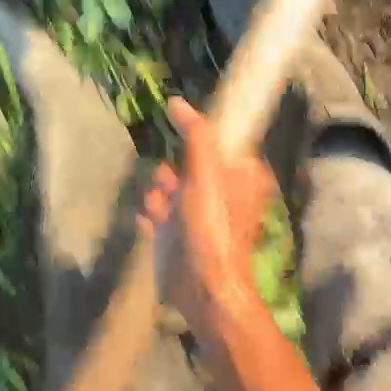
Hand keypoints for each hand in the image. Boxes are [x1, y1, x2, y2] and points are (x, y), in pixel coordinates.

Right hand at [138, 98, 277, 327]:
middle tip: (169, 184)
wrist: (205, 289)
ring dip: (158, 195)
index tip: (180, 143)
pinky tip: (149, 223)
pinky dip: (151, 217)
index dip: (197, 142)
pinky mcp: (180, 239)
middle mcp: (223, 194)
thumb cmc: (213, 227)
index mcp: (241, 176)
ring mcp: (200, 218)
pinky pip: (159, 217)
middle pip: (188, 166)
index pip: (217, 144)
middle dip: (171, 173)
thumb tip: (176, 101)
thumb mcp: (206, 173)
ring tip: (158, 207)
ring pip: (170, 190)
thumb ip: (195, 135)